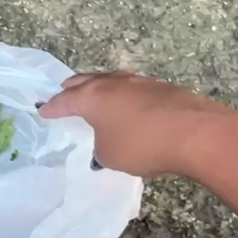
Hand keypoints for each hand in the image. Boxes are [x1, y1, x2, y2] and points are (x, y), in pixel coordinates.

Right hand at [38, 72, 237, 177]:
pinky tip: (129, 105)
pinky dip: (124, 96)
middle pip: (86, 81)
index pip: (64, 101)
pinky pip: (133, 89)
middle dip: (73, 88)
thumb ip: (101, 148)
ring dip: (101, 88)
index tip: (43, 111)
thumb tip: (105, 142)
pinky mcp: (162, 88)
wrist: (195, 132)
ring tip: (96, 95)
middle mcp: (112, 84)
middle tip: (64, 91)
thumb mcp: (110, 156)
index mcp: (91, 97)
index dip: (52, 108)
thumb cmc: (142, 144)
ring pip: (111, 81)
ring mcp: (139, 82)